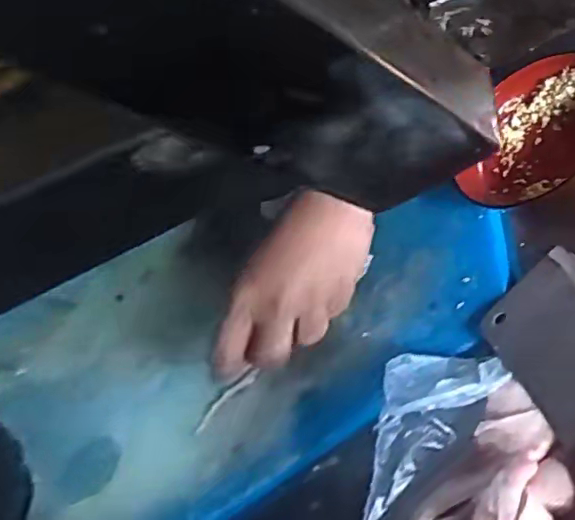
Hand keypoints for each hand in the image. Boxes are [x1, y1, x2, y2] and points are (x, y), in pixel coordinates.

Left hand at [213, 189, 373, 377]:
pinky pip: (335, 314)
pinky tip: (329, 293)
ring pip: (309, 339)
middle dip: (270, 356)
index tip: (232, 368)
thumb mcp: (254, 266)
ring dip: (305, 331)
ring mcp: (315, 303)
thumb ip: (251, 300)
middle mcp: (278, 310)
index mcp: (246, 301)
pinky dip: (330, 309)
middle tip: (274, 345)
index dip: (229, 366)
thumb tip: (255, 325)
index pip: (228, 353)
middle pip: (272, 356)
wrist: (335, 206)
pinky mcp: (345, 292)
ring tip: (307, 316)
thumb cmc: (287, 229)